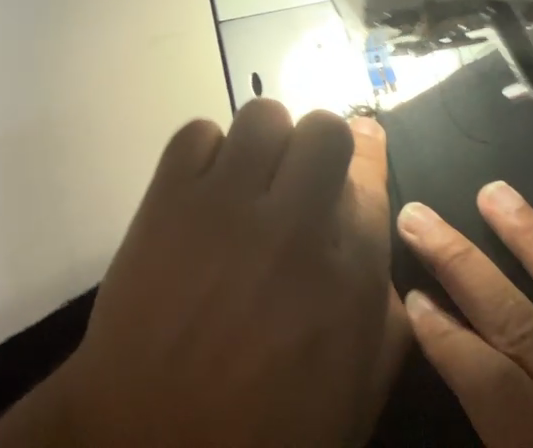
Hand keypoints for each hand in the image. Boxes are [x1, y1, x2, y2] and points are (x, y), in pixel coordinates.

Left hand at [0, 100, 408, 447]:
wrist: (150, 436)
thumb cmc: (262, 427)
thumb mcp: (355, 391)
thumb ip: (382, 314)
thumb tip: (371, 243)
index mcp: (350, 273)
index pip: (372, 175)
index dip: (369, 153)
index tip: (362, 141)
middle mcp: (295, 224)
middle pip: (323, 129)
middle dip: (316, 148)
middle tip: (296, 179)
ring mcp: (227, 205)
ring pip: (262, 116)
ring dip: (264, 141)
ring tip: (248, 178)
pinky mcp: (168, 198)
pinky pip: (196, 133)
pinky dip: (205, 152)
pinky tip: (202, 188)